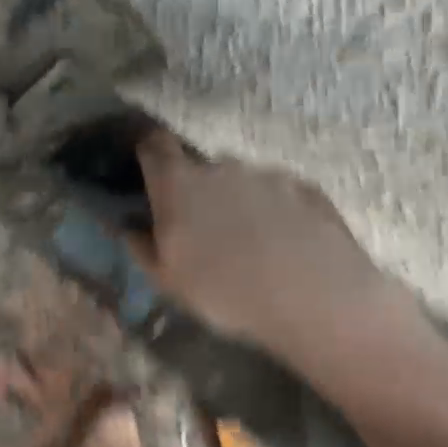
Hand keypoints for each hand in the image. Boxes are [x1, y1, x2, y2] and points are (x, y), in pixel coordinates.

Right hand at [129, 131, 423, 366]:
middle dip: (199, 191)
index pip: (154, 145)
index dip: (148, 152)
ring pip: (243, 182)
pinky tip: (286, 248)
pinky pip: (281, 195)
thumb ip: (143, 248)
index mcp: (179, 184)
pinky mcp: (308, 189)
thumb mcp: (169, 282)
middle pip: (201, 168)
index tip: (148, 170)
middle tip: (206, 230)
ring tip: (252, 245)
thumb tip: (128, 227)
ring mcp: (269, 175)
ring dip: (240, 202)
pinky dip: (277, 213)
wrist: (320, 301)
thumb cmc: (227, 292)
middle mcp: (222, 167)